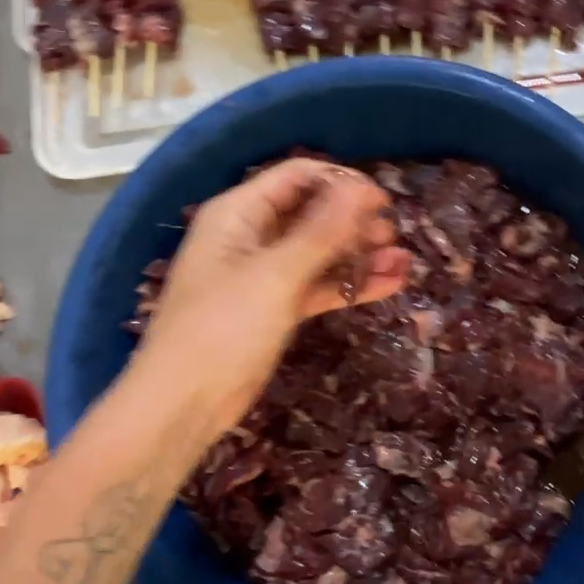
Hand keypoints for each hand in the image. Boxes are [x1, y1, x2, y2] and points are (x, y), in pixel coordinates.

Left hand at [129, 158, 409, 434]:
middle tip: (392, 233)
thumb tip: (361, 188)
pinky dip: (349, 284)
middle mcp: (250, 237)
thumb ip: (321, 231)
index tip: (382, 201)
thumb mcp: (276, 276)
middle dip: (353, 220)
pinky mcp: (274, 309)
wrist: (183, 406)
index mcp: (238, 214)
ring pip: (319, 253)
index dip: (340, 183)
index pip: (297, 177)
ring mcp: (263, 275)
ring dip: (358, 254)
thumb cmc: (222, 330)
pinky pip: (318, 286)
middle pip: (311, 213)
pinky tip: (390, 284)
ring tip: (401, 260)